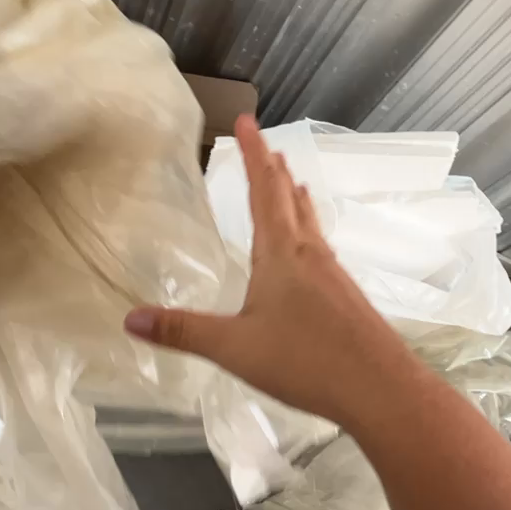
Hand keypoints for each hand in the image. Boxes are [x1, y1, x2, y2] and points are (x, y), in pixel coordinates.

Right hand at [123, 115, 430, 427]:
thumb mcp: (233, 347)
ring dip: (294, 198)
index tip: (247, 121)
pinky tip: (309, 251)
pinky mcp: (346, 296)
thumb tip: (129, 318)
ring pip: (309, 223)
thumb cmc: (305, 360)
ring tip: (291, 182)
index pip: (263, 190)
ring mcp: (333, 274)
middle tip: (266, 146)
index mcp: (281, 253)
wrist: (381, 388)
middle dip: (273, 170)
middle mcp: (310, 253)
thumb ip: (182, 331)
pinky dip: (308, 229)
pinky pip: (321, 247)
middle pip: (289, 200)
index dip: (252, 154)